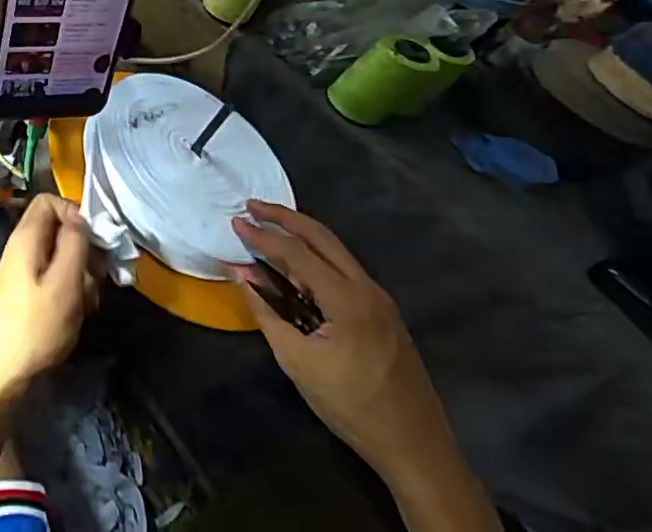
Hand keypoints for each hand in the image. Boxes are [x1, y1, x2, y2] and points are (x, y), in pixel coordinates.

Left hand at [0, 195, 96, 404]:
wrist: (2, 376)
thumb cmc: (35, 327)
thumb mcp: (64, 282)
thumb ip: (75, 242)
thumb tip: (82, 216)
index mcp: (26, 237)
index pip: (50, 200)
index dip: (76, 212)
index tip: (96, 240)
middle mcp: (23, 248)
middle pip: (60, 228)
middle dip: (86, 248)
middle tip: (99, 275)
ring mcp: (26, 271)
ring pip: (63, 255)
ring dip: (83, 273)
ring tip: (89, 300)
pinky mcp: (30, 293)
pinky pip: (58, 278)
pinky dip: (73, 289)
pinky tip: (80, 311)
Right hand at [229, 202, 494, 530]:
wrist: (415, 446)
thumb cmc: (350, 405)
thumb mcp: (297, 362)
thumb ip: (266, 312)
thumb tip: (240, 274)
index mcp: (346, 298)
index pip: (297, 252)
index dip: (263, 235)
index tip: (236, 221)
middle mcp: (366, 287)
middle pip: (322, 236)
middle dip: (285, 216)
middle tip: (253, 205)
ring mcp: (379, 298)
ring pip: (336, 250)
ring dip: (302, 232)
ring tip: (270, 224)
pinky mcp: (383, 311)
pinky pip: (344, 269)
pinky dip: (317, 254)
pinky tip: (298, 263)